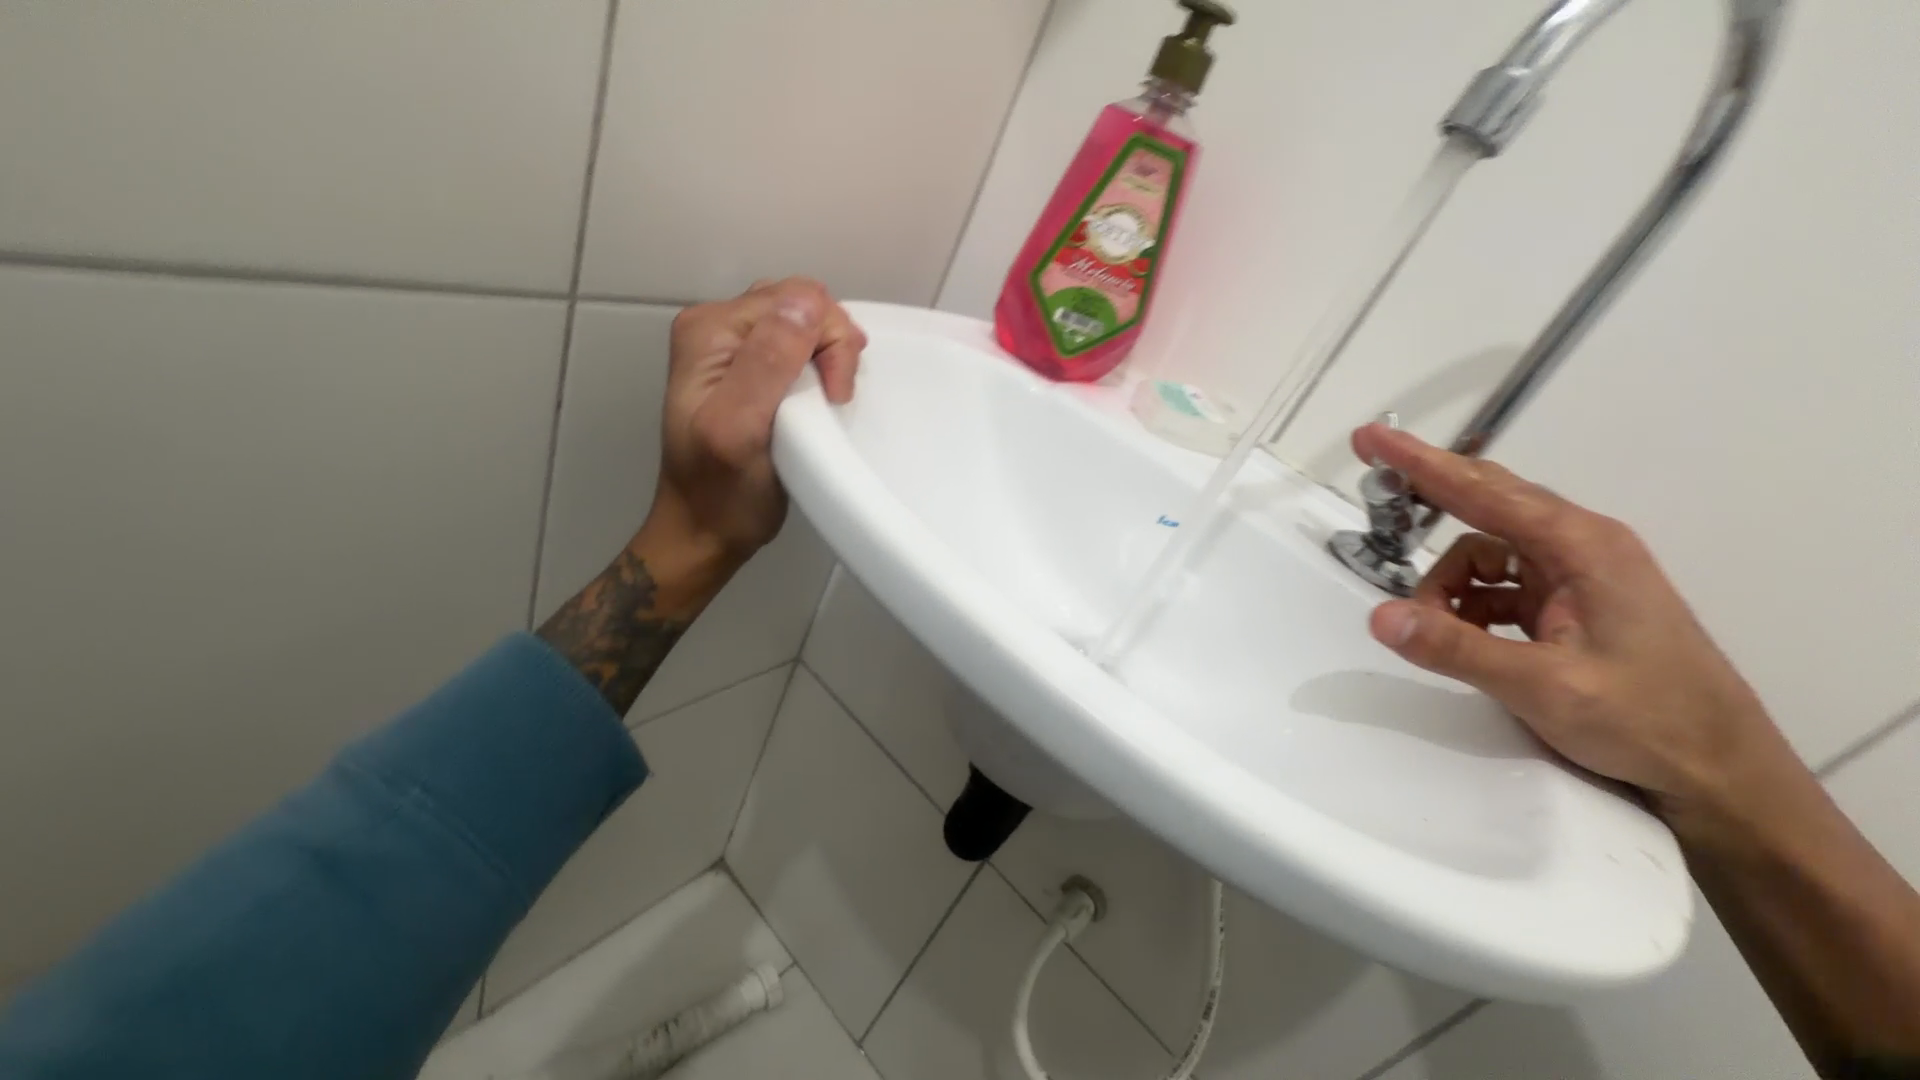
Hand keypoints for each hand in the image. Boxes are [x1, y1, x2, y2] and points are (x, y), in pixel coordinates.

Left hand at [650, 277, 864, 558]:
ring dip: (830, 357)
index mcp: (710, 329)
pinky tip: (822, 395)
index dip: (828, 341)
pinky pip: (801, 346)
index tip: (833, 396)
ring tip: (829, 400)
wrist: (704, 530)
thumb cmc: (724, 492)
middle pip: (803, 304)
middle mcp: (719, 326)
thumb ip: (768, 362)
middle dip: (832, 347)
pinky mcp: (752, 368)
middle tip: (834, 400)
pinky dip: (822, 366)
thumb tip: (805, 302)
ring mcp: (734, 346)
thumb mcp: (741, 429)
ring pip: (806, 323)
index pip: (796, 299)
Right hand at [1351, 423, 1793, 816]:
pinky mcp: (1573, 606)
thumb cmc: (1648, 721)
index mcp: (1581, 547)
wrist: (1721, 772)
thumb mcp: (1543, 688)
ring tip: (1434, 631)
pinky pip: (1501, 587)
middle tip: (1375, 480)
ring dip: (1449, 586)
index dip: (1420, 463)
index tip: (1371, 437)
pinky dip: (1470, 607)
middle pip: (1485, 504)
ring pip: (1486, 555)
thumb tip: (1380, 617)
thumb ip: (1456, 648)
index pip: (1482, 492)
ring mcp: (1578, 576)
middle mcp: (1580, 547)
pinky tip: (1467, 641)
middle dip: (1429, 495)